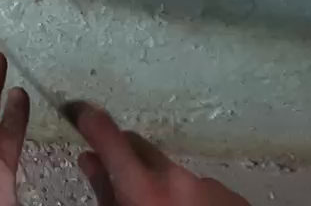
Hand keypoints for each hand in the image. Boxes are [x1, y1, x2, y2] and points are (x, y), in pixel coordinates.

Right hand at [67, 102, 248, 205]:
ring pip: (172, 173)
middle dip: (124, 158)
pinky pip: (204, 191)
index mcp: (142, 187)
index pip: (104, 130)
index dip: (84, 116)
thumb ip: (105, 196)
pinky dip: (192, 203)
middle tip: (119, 185)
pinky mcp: (237, 200)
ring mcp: (210, 188)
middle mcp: (176, 177)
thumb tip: (89, 161)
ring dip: (162, 187)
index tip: (73, 113)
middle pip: (138, 146)